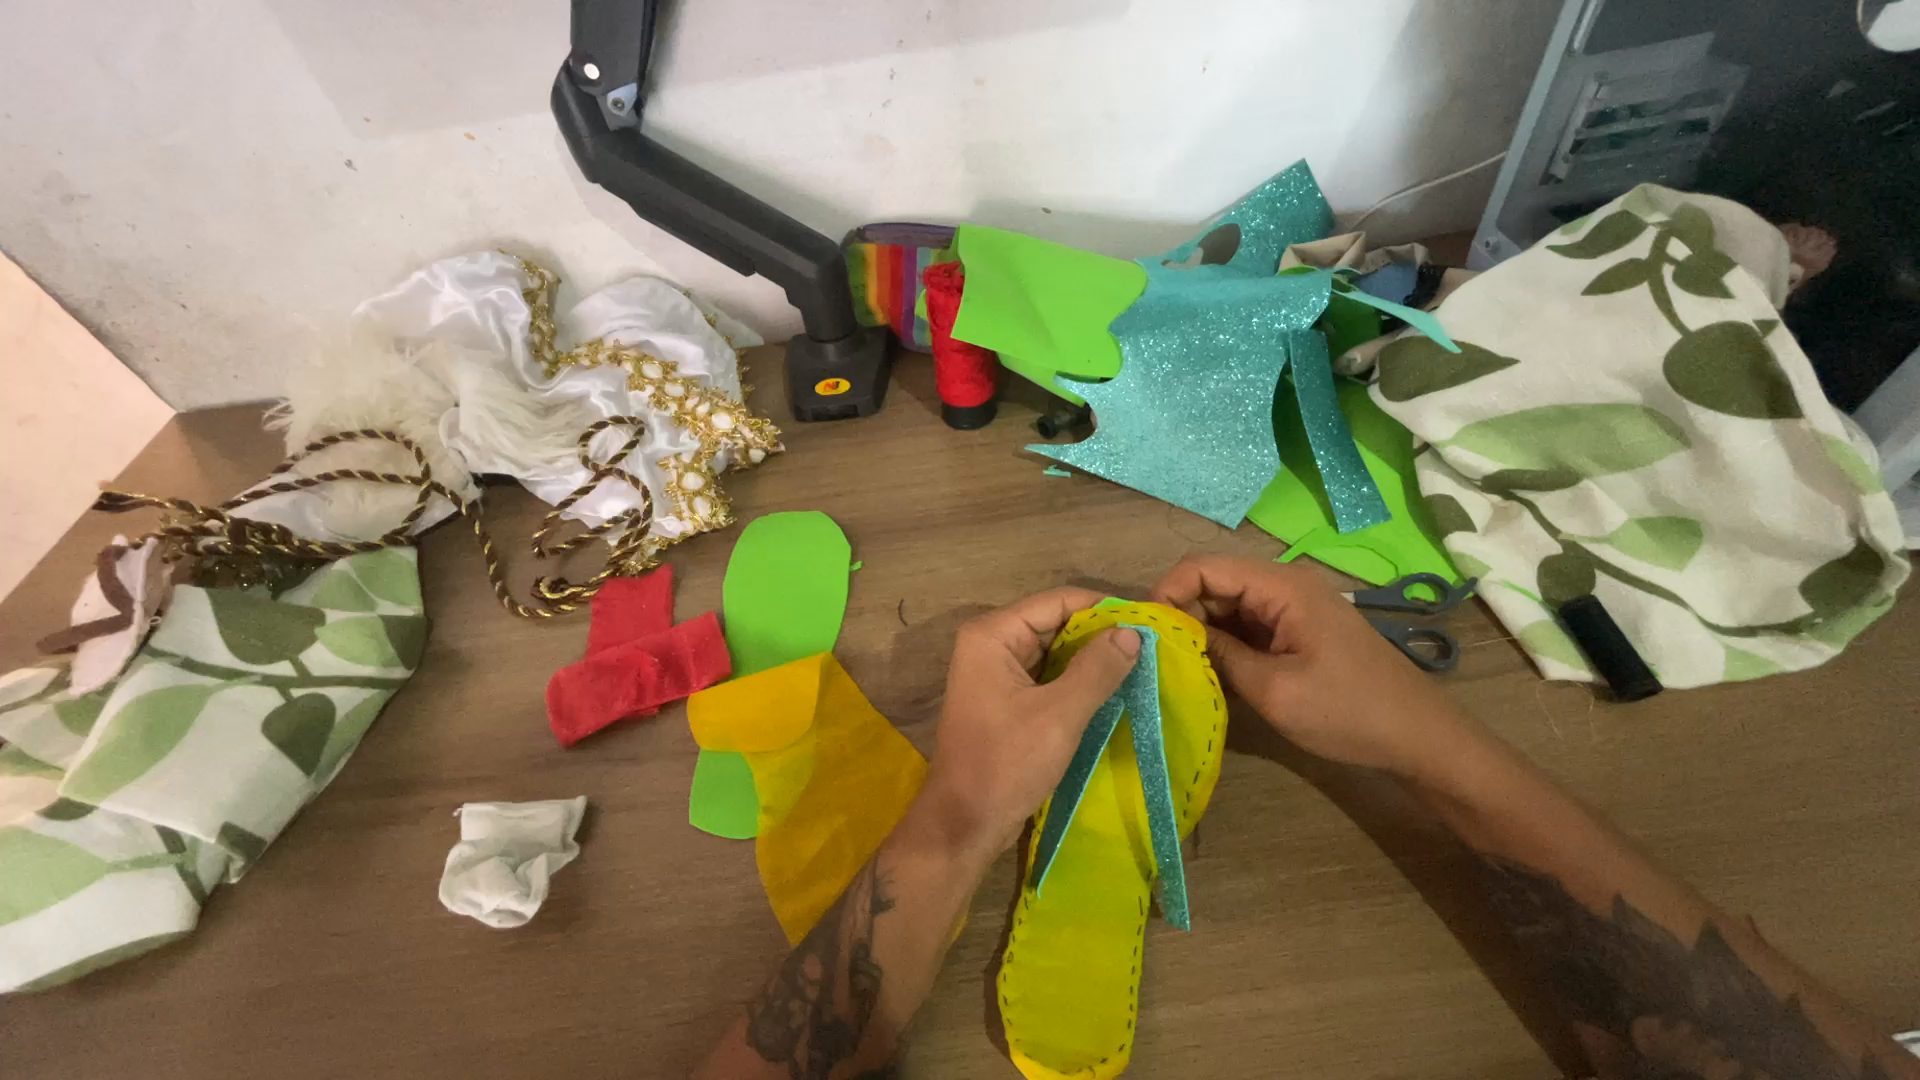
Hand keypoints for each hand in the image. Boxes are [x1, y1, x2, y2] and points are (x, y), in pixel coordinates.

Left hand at [917, 588, 1140, 863]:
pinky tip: (1112, 688)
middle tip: (1151, 647)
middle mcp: (990, 643)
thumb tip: (1133, 632)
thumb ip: (1097, 669)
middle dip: (1100, 634)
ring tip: (1141, 664)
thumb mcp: (1059, 715)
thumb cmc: (1006, 764)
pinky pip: (1048, 675)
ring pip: (1054, 650)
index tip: (1149, 622)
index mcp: (993, 634)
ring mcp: (995, 671)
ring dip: (1091, 658)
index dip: (1104, 608)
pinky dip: (1077, 679)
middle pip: (1055, 622)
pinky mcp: (1005, 698)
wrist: (964, 822)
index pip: (1057, 601)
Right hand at [1151, 556, 1476, 777]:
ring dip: (1200, 633)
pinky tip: (1208, 675)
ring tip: (1175, 668)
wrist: (1421, 740)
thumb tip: (1169, 636)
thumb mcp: (1273, 689)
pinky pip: (1245, 628)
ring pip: (1225, 607)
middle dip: (1180, 614)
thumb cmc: (1349, 712)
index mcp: (1281, 587)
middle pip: (1212, 584)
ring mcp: (1290, 610)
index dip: (1167, 591)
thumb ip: (1218, 655)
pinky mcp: (1294, 633)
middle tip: (1156, 656)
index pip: (1203, 567)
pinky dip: (1223, 646)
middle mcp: (1283, 587)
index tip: (1147, 632)